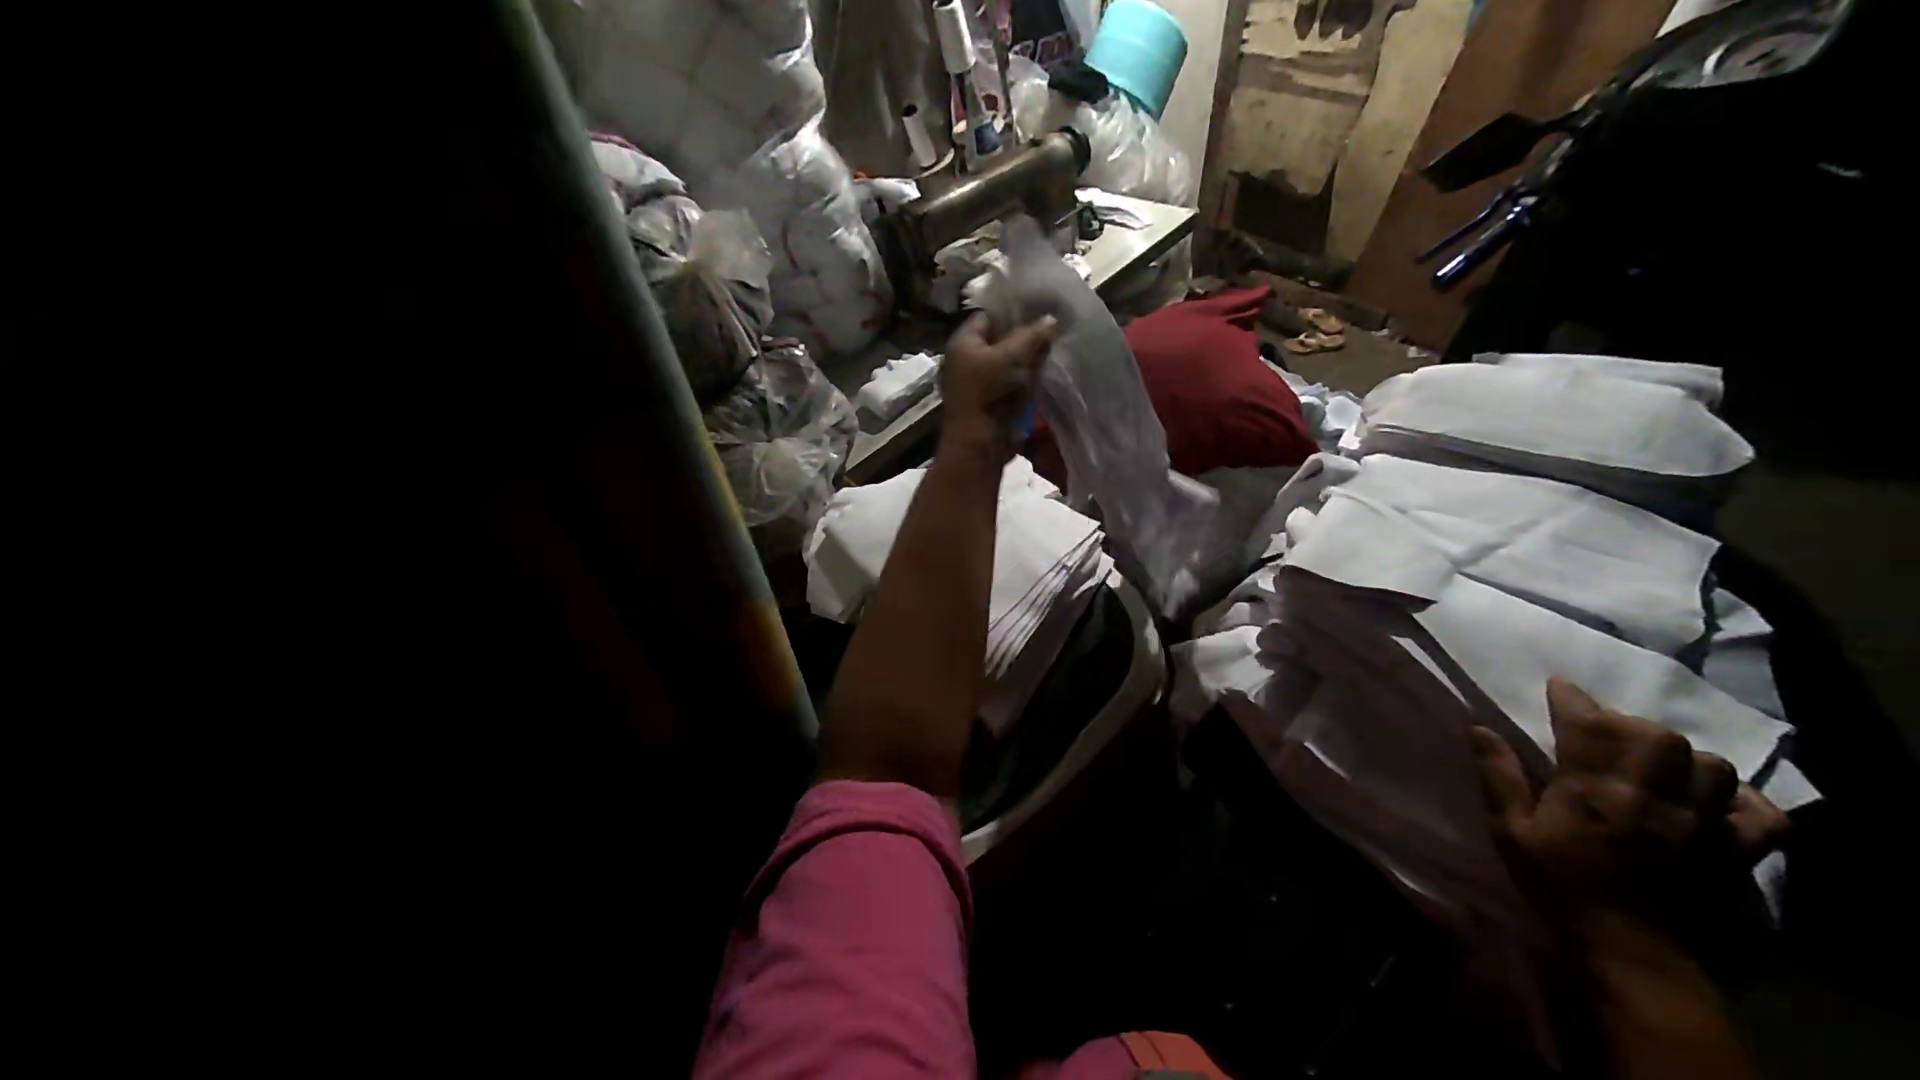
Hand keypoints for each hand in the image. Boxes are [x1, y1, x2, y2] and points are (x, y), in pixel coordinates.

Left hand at [940, 313, 1055, 454]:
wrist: (980, 444)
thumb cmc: (988, 394)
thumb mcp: (1011, 357)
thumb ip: (1031, 336)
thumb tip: (1050, 319)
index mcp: (964, 343)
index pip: (989, 315)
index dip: (1013, 311)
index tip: (1040, 308)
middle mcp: (969, 359)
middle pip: (1001, 339)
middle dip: (1026, 335)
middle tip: (1053, 327)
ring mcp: (981, 382)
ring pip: (1010, 361)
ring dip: (1030, 358)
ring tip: (1055, 347)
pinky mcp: (994, 401)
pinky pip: (1014, 382)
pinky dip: (1028, 377)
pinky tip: (1048, 371)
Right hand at [1471, 678, 1787, 931]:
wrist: (1632, 951)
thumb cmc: (1560, 883)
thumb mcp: (1510, 830)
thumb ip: (1499, 777)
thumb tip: (1479, 728)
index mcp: (1593, 787)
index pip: (1588, 722)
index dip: (1572, 698)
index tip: (1559, 686)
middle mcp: (1652, 795)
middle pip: (1657, 735)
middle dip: (1628, 724)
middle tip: (1605, 733)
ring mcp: (1702, 823)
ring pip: (1712, 765)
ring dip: (1683, 756)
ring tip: (1658, 765)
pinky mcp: (1735, 851)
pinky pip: (1761, 814)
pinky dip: (1744, 800)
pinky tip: (1717, 799)